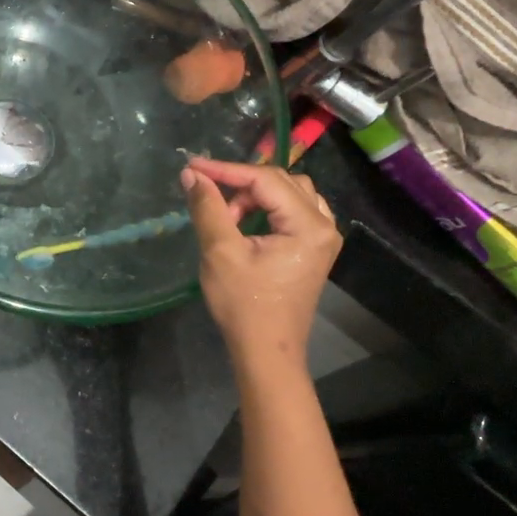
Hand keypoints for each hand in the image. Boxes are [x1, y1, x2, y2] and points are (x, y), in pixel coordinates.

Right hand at [183, 158, 342, 364]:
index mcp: (308, 225)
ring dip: (255, 196)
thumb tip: (192, 175)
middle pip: (282, 182)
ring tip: (227, 217)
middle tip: (210, 200)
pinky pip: (294, 212)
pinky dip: (268, 209)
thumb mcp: (220, 252)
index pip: (265, 180)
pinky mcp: (313, 250)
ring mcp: (323, 239)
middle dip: (241, 184)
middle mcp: (324, 225)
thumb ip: (207, 208)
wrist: (265, 349)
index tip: (191, 166)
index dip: (226, 170)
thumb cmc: (243, 303)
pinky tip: (246, 225)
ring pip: (290, 195)